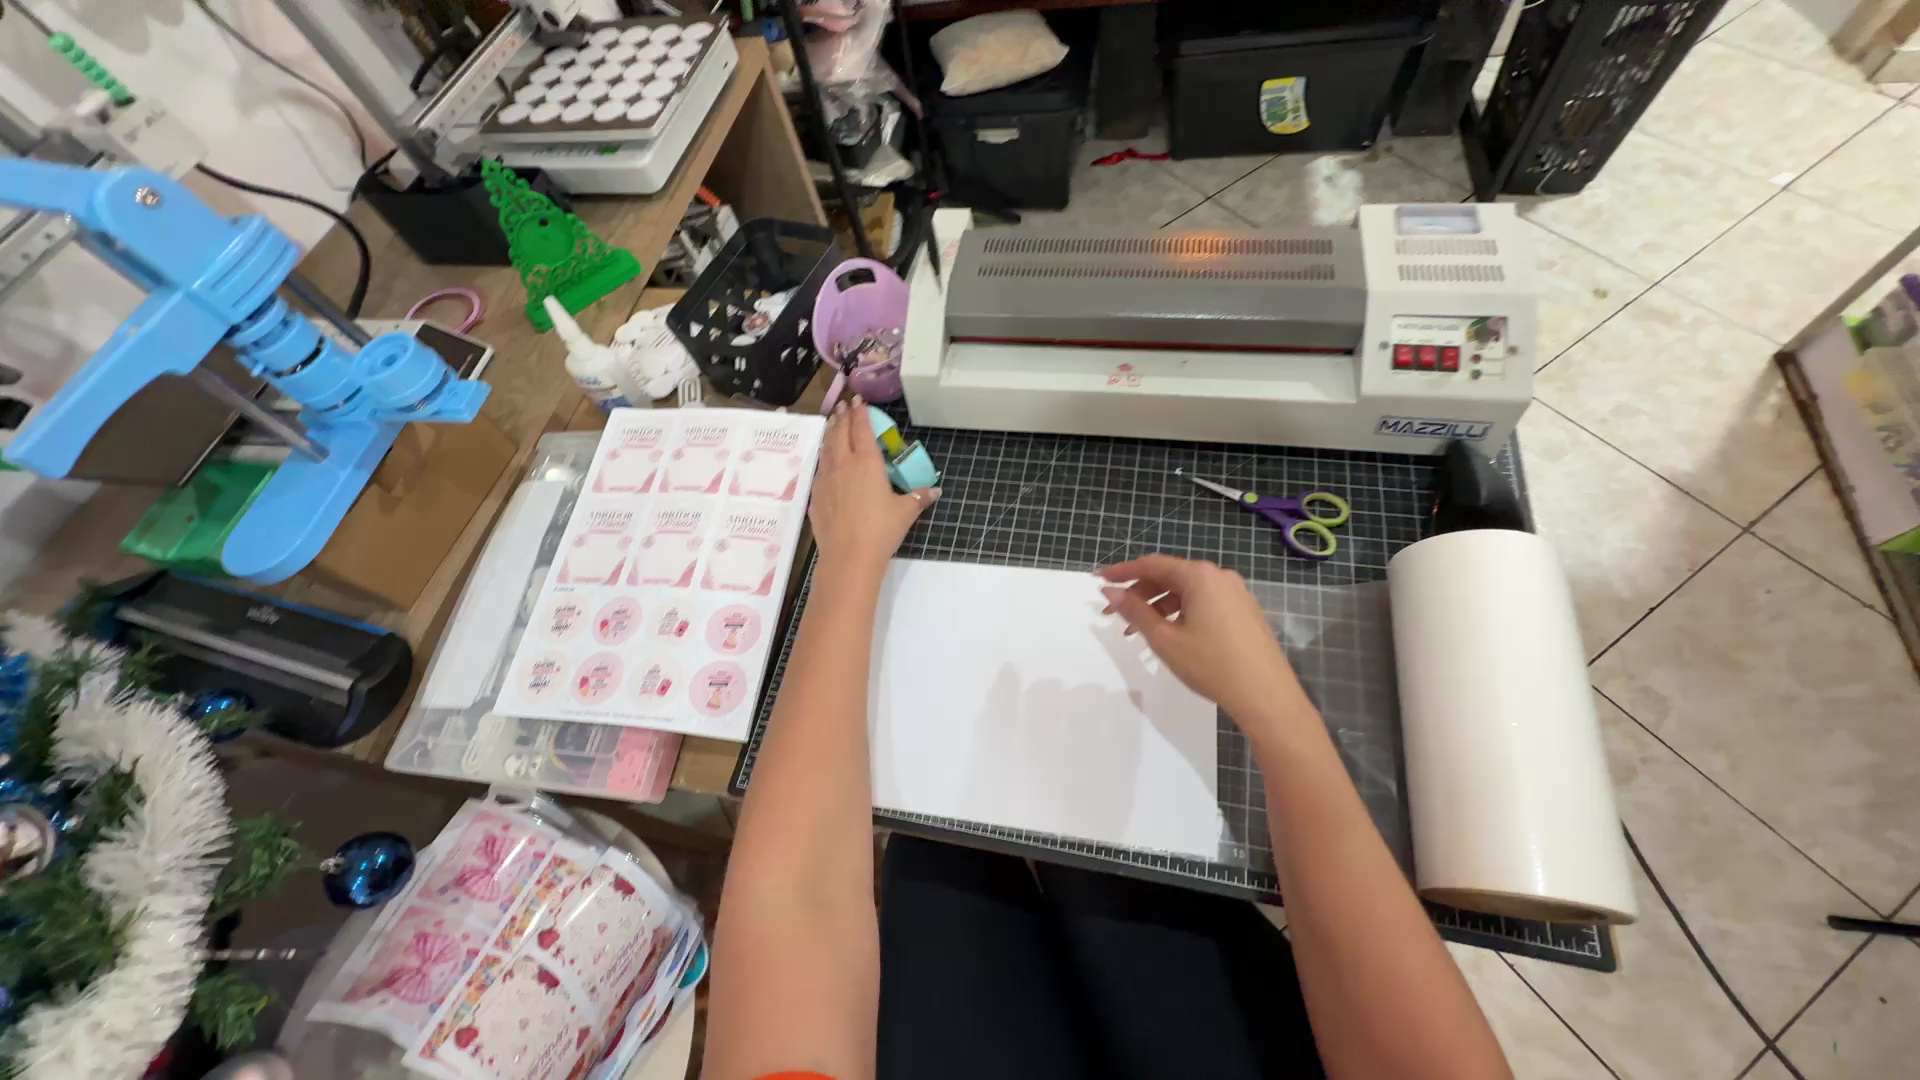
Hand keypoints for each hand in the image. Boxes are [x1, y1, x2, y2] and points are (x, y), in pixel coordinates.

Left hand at [808, 400, 938, 571]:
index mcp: (867, 462)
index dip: (860, 413)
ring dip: (830, 433)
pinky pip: (819, 468)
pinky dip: (823, 456)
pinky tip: (825, 459)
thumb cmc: (881, 530)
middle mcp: (843, 464)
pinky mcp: (815, 495)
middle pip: (840, 433)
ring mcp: (826, 479)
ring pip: (826, 448)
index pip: (862, 429)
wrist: (849, 555)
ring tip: (832, 423)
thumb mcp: (905, 512)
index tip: (858, 400)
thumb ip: (918, 497)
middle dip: (842, 417)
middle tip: (843, 406)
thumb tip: (934, 491)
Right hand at [1098, 555, 1311, 736]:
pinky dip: (1180, 612)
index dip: (1122, 571)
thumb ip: (1135, 611)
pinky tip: (1170, 634)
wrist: (1266, 696)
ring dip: (1158, 606)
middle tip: (1112, 614)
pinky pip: (1204, 602)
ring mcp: (1236, 593)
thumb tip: (1110, 591)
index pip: (1152, 564)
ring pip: (1187, 591)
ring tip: (1138, 631)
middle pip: (1170, 576)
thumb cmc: (1211, 664)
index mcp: (1200, 576)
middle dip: (1139, 593)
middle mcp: (1219, 576)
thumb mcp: (1165, 639)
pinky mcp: (1244, 611)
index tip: (1098, 580)